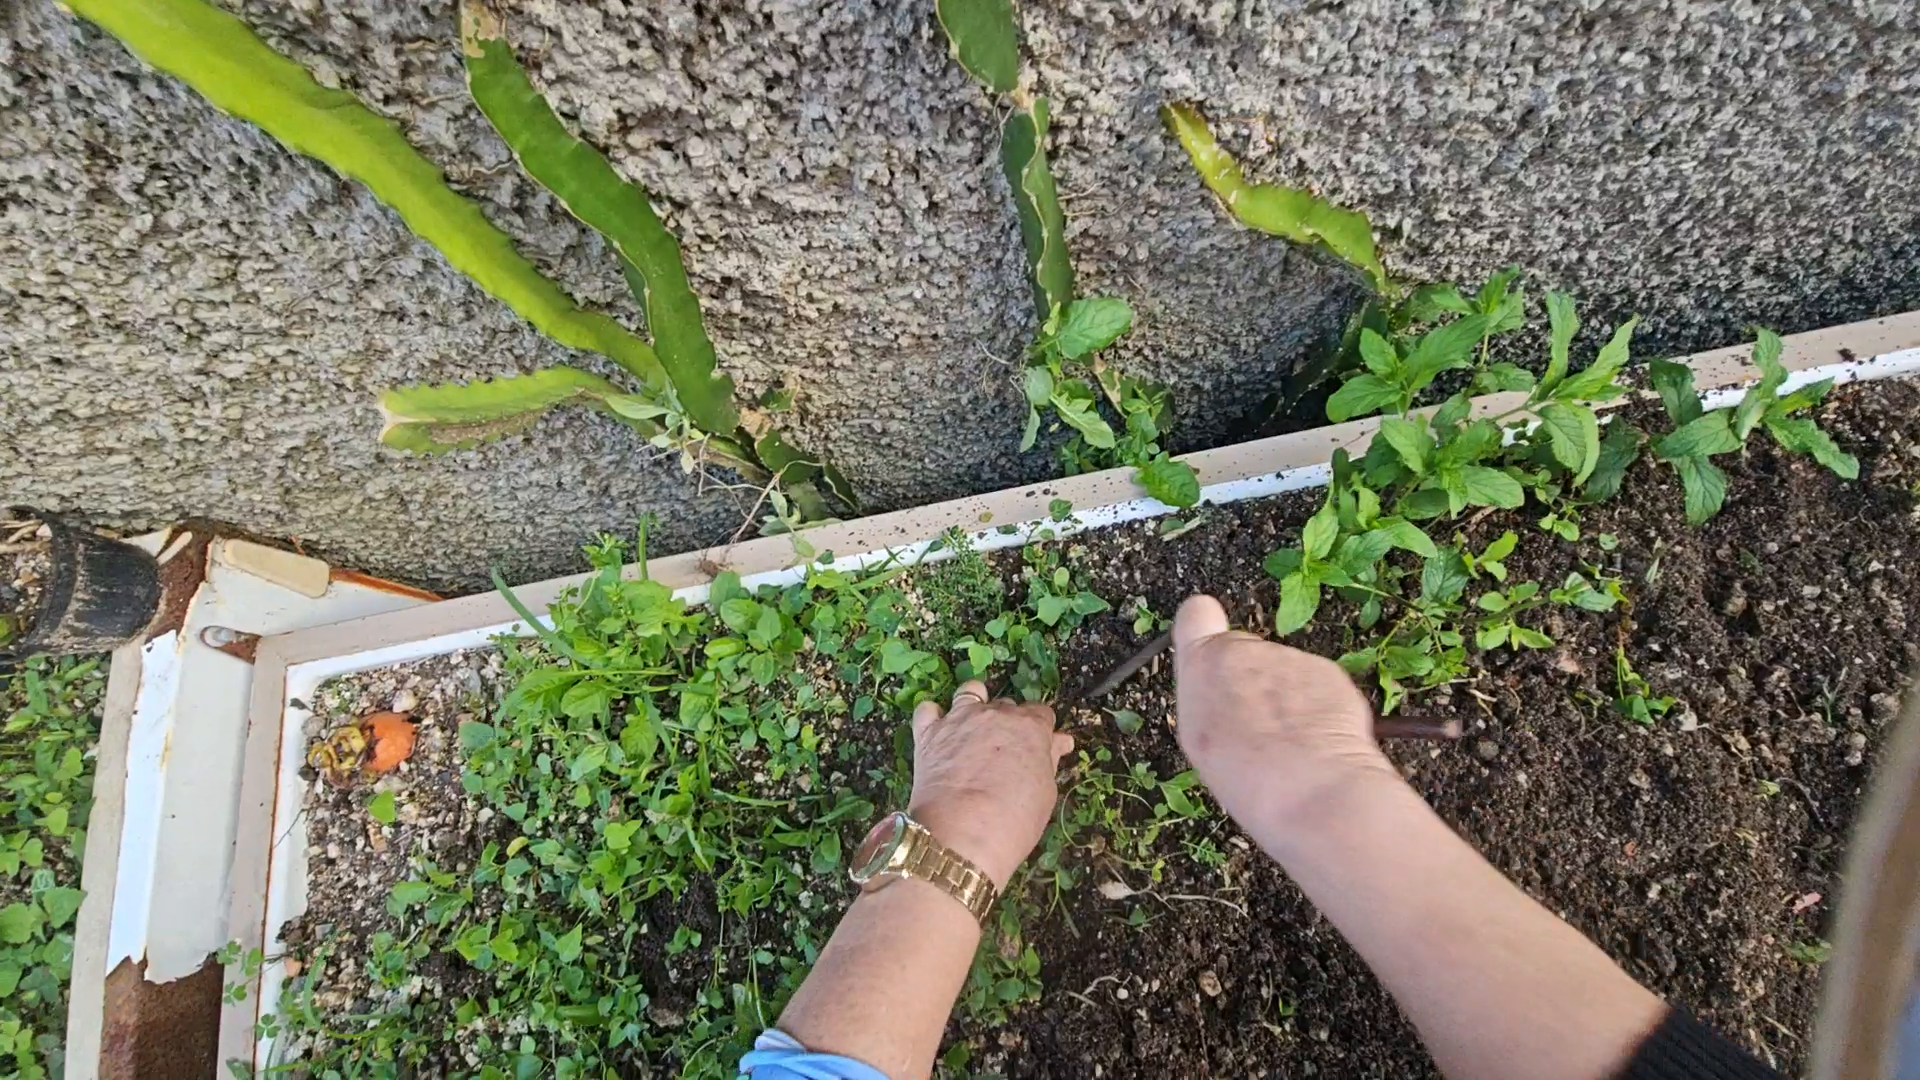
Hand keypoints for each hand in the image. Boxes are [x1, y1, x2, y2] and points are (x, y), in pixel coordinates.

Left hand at [907, 681, 1073, 889]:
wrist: (961, 833)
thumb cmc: (1014, 820)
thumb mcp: (1045, 792)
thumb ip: (1050, 760)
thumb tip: (1061, 741)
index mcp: (1030, 726)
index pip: (1041, 713)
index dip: (1041, 729)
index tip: (1039, 744)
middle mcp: (995, 714)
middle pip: (1006, 706)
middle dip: (1009, 722)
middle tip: (1005, 751)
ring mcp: (959, 719)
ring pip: (969, 692)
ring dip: (974, 701)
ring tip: (973, 722)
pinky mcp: (929, 732)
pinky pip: (927, 709)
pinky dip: (933, 716)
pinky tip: (938, 730)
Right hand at [1171, 595, 1397, 830]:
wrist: (1309, 788)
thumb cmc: (1245, 771)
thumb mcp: (1199, 736)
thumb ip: (1207, 697)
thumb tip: (1222, 694)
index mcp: (1202, 663)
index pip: (1196, 613)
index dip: (1203, 626)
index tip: (1210, 650)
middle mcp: (1245, 649)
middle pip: (1244, 652)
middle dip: (1250, 678)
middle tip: (1256, 723)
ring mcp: (1289, 657)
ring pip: (1283, 673)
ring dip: (1285, 699)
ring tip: (1289, 743)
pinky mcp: (1327, 670)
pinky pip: (1317, 685)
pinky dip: (1317, 707)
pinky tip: (1316, 740)